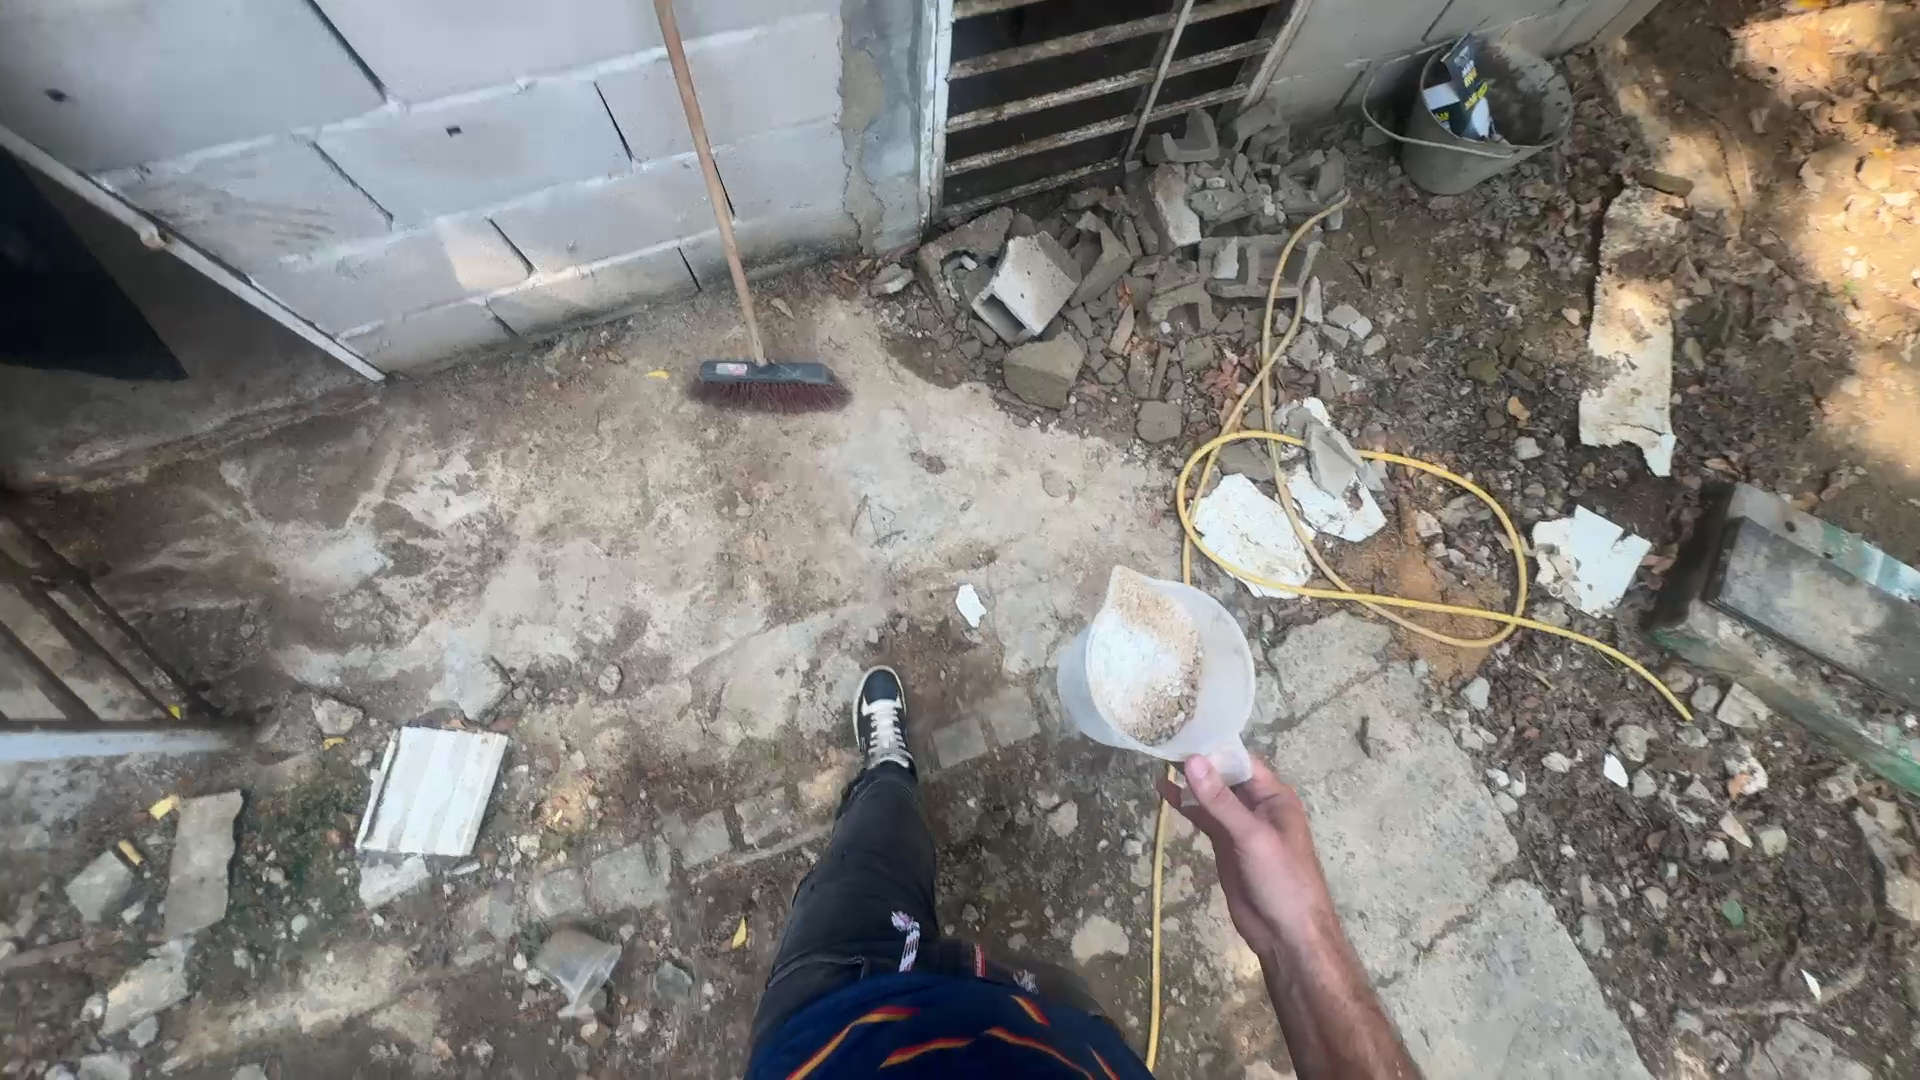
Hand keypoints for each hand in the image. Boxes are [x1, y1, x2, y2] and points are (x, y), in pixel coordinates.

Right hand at [1156, 754, 1333, 959]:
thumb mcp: (1252, 836)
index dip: (1212, 746)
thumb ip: (1220, 800)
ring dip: (1187, 780)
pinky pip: (1203, 815)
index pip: (1240, 760)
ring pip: (1209, 794)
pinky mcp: (1224, 842)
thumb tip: (1192, 759)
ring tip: (1156, 758)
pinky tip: (1163, 790)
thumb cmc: (1283, 881)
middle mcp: (1256, 804)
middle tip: (1161, 739)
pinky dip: (1184, 803)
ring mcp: (1238, 824)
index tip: (1180, 729)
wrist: (1288, 937)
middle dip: (1196, 760)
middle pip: (1223, 774)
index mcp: (1274, 796)